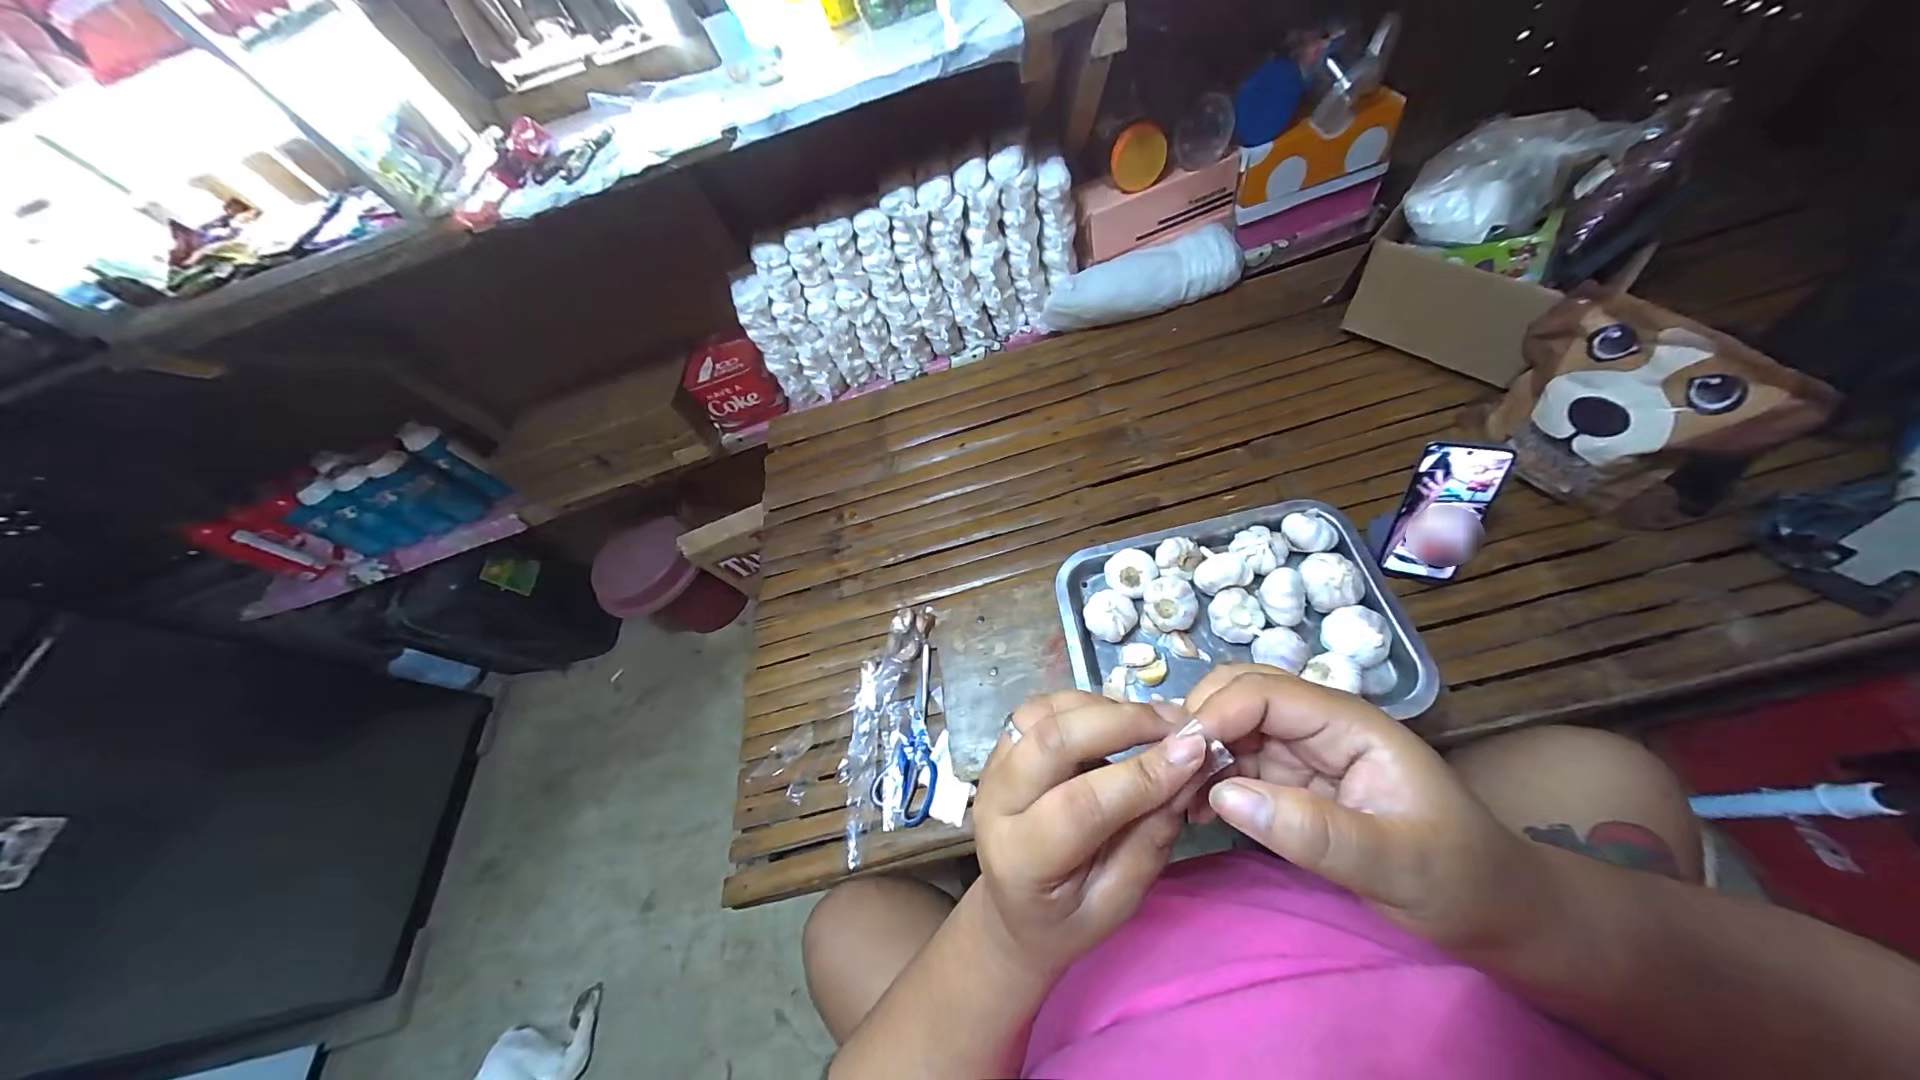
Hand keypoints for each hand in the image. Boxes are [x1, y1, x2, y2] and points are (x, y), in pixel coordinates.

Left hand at [972, 692, 1210, 977]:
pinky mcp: (1001, 746)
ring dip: (1105, 707)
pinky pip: (1041, 708)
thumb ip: (1151, 839)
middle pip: (1052, 740)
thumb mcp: (1117, 903)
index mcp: (1020, 857)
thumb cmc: (1067, 919)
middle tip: (1179, 724)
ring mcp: (992, 767)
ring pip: (1044, 713)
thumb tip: (1189, 773)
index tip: (1194, 751)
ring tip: (1155, 720)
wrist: (1012, 908)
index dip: (1141, 775)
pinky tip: (1119, 717)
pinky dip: (1085, 703)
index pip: (1079, 805)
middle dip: (1124, 723)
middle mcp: (995, 802)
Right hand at [1185, 666, 1551, 955]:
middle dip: (1198, 720)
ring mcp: (1300, 749)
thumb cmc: (1462, 880)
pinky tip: (1192, 808)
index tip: (1180, 759)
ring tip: (1174, 795)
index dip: (1216, 714)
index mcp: (1348, 722)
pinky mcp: (1288, 778)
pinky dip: (1205, 777)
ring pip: (1228, 724)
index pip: (1264, 692)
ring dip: (1195, 750)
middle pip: (1238, 692)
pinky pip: (1233, 761)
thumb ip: (1315, 832)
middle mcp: (1317, 723)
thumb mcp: (1398, 864)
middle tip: (1170, 772)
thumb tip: (1222, 794)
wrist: (1495, 911)